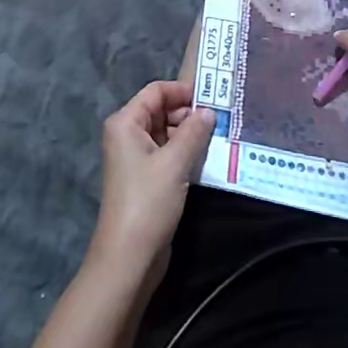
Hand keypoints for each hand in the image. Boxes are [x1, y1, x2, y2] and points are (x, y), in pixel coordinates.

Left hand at [90, 81, 216, 273]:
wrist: (129, 256)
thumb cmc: (148, 201)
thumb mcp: (175, 163)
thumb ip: (193, 132)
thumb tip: (209, 112)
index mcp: (125, 122)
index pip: (155, 91)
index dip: (182, 91)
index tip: (212, 98)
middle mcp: (127, 134)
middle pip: (160, 110)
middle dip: (188, 113)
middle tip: (221, 120)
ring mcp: (135, 156)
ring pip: (165, 132)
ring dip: (189, 134)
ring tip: (218, 138)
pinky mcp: (145, 177)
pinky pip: (166, 153)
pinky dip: (184, 152)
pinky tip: (206, 158)